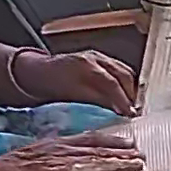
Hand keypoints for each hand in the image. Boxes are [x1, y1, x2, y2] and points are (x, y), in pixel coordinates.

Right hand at [0, 128, 145, 170]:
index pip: (85, 139)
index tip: (123, 142)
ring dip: (119, 158)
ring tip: (137, 160)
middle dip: (118, 146)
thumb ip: (56, 167)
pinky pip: (91, 167)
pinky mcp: (62, 170)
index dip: (105, 140)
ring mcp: (61, 157)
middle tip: (138, 149)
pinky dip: (109, 166)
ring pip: (97, 155)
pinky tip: (123, 167)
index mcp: (53, 144)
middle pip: (95, 144)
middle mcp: (59, 146)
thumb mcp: (37, 166)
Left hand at [12, 49, 138, 115]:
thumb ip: (98, 100)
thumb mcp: (74, 95)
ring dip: (130, 88)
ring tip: (131, 103)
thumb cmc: (51, 84)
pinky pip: (119, 70)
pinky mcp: (99, 59)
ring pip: (124, 71)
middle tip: (133, 110)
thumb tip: (118, 110)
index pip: (113, 83)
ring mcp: (98, 56)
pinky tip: (124, 93)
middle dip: (131, 93)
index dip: (124, 99)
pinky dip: (125, 82)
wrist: (36, 72)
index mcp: (86, 65)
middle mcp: (95, 57)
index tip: (130, 113)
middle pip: (124, 75)